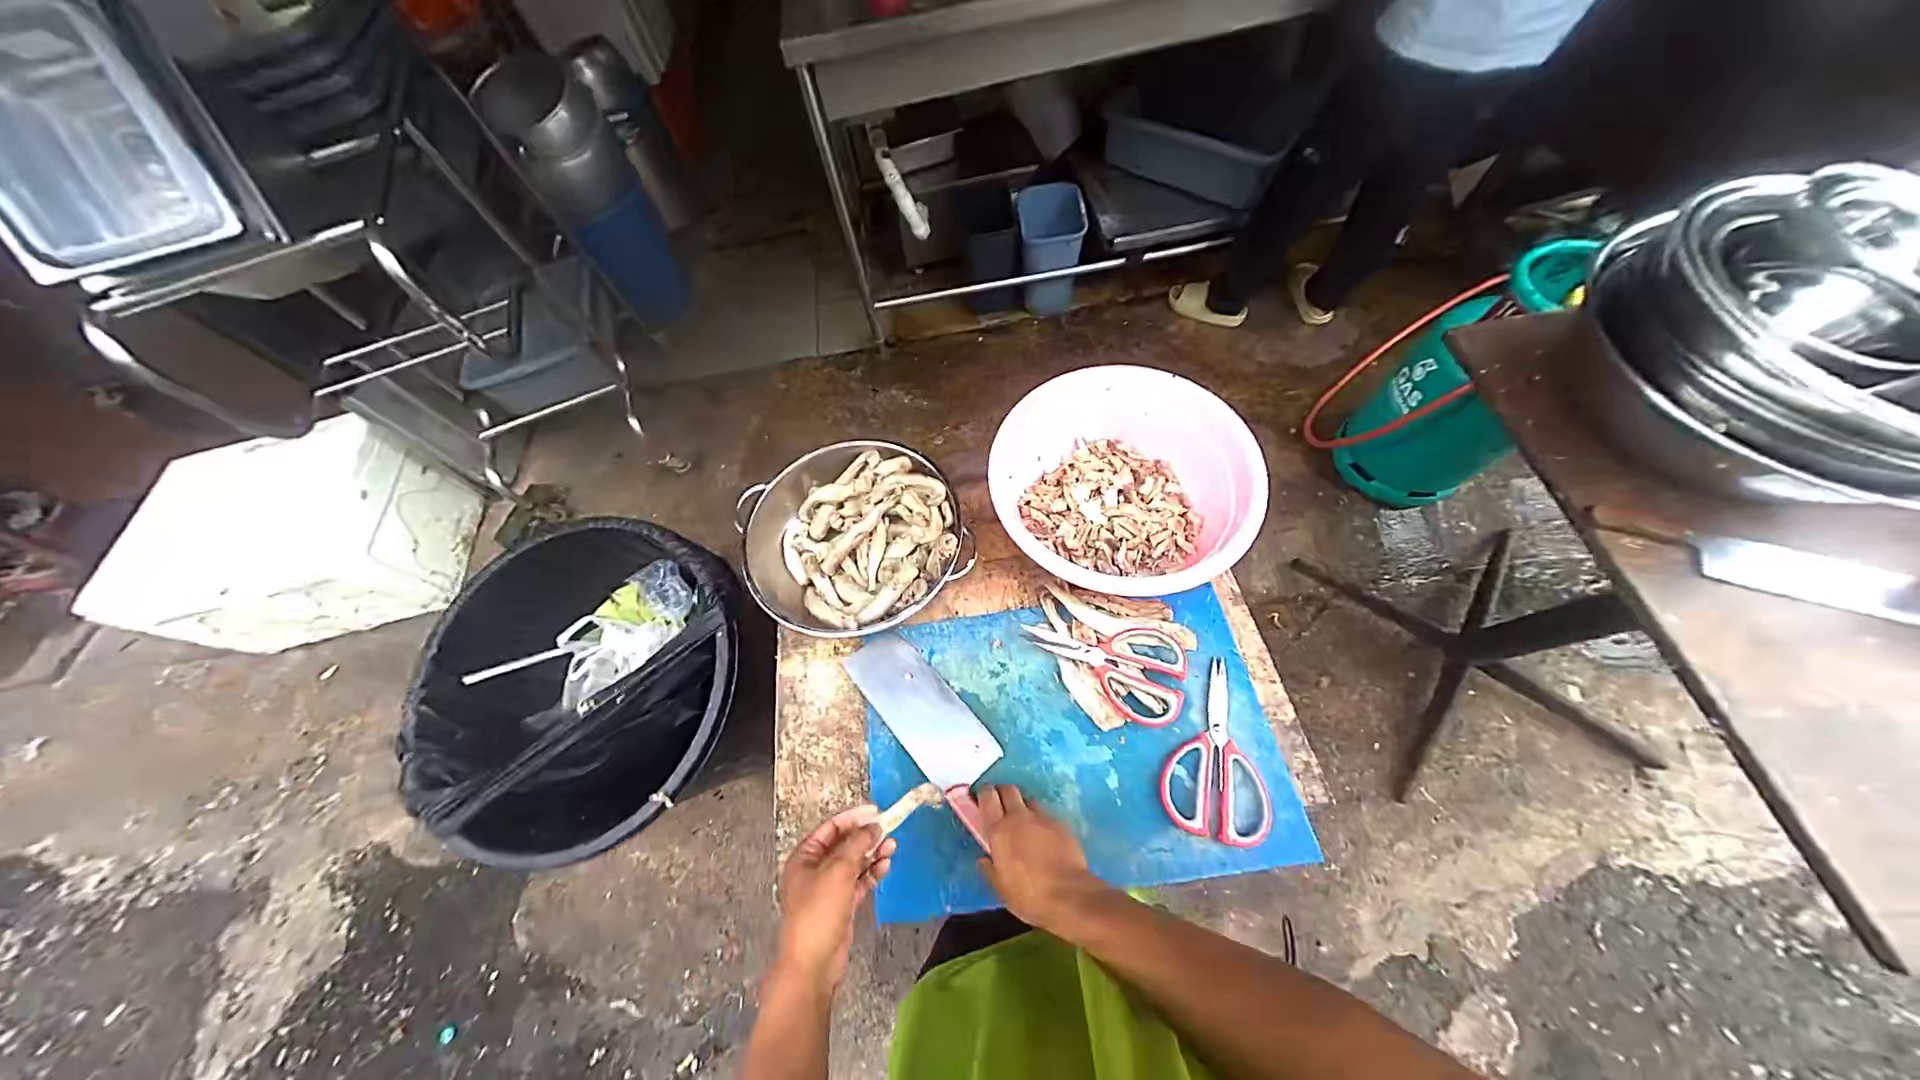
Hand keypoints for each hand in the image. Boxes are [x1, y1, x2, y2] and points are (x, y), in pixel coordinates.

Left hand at [775, 805, 895, 992]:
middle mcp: (814, 870)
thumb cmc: (819, 912)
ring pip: (854, 863)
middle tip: (887, 828)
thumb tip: (873, 826)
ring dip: (872, 853)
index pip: (831, 828)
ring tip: (892, 845)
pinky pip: (859, 881)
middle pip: (843, 845)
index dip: (853, 817)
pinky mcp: (841, 905)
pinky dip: (872, 873)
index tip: (875, 811)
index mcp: (804, 857)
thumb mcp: (838, 870)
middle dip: (865, 836)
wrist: (813, 963)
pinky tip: (886, 865)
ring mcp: (828, 888)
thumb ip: (857, 844)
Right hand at [975, 784, 1113, 932]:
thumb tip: (983, 860)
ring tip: (1024, 822)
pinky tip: (1044, 836)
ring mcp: (1042, 818)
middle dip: (1003, 793)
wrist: (1069, 894)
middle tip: (1001, 807)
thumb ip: (989, 870)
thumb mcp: (1000, 888)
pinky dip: (1041, 820)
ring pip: (1028, 800)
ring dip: (1023, 806)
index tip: (982, 800)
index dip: (984, 794)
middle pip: (1009, 789)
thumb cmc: (1028, 895)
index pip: (988, 797)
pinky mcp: (1061, 824)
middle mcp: (1019, 817)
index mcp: (999, 830)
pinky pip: (1046, 814)